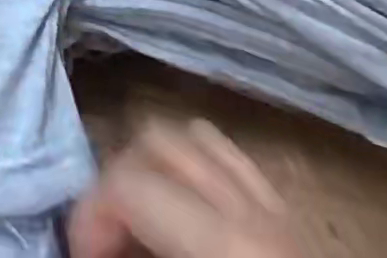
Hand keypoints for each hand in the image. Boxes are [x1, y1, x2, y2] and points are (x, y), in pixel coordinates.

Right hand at [69, 119, 305, 257]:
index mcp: (227, 243)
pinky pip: (238, 166)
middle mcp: (255, 212)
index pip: (128, 184)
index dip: (89, 216)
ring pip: (198, 139)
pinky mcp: (304, 230)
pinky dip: (199, 172)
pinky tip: (190, 217)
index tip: (82, 256)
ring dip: (155, 166)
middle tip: (109, 239)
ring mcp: (286, 215)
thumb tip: (92, 252)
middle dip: (117, 181)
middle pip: (157, 142)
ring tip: (144, 219)